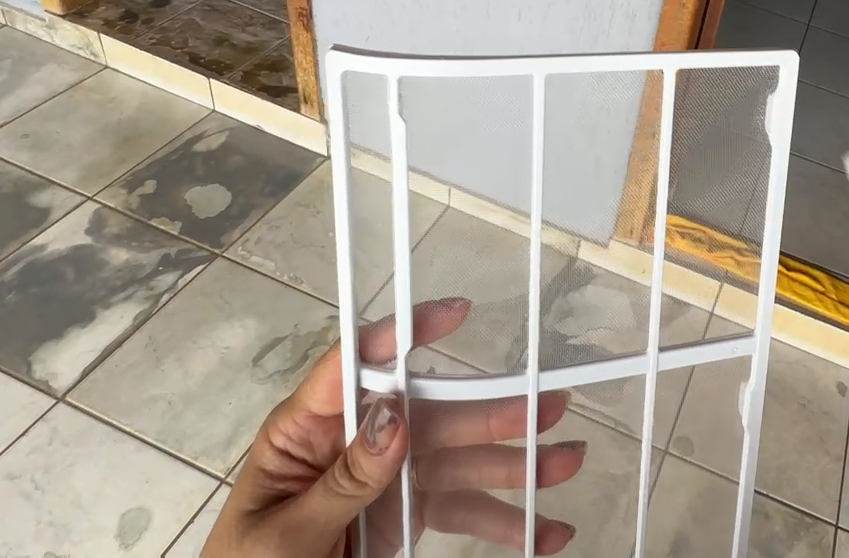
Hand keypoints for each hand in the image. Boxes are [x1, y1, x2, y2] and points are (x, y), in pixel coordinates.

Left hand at [204, 298, 586, 557]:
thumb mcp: (281, 539)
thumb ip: (342, 481)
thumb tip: (397, 414)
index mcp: (309, 431)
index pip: (356, 364)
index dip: (406, 333)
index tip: (459, 313)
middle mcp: (358, 442)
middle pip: (433, 414)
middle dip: (494, 410)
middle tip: (551, 404)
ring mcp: (388, 479)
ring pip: (460, 461)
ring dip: (516, 465)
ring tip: (568, 462)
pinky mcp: (407, 517)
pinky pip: (462, 512)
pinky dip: (505, 521)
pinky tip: (544, 529)